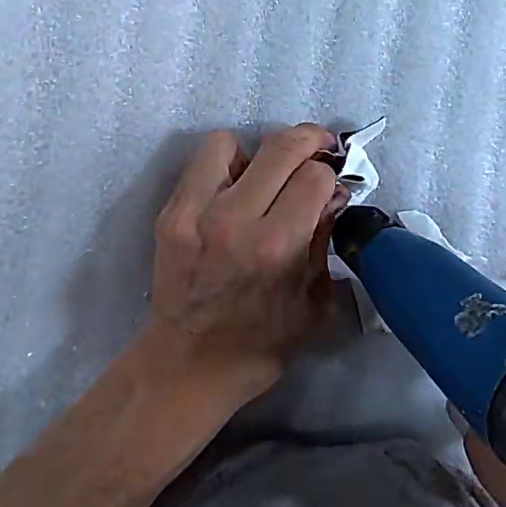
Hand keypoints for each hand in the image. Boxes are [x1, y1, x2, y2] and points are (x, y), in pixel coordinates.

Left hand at [147, 124, 342, 398]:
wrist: (189, 366)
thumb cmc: (262, 342)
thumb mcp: (313, 300)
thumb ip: (325, 238)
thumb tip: (334, 192)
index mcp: (276, 246)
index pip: (315, 176)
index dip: (331, 174)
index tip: (332, 183)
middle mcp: (235, 220)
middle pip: (282, 146)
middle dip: (310, 140)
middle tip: (318, 151)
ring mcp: (195, 213)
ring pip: (232, 141)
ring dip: (259, 151)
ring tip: (266, 176)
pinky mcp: (171, 214)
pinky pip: (202, 162)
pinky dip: (225, 164)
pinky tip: (235, 189)